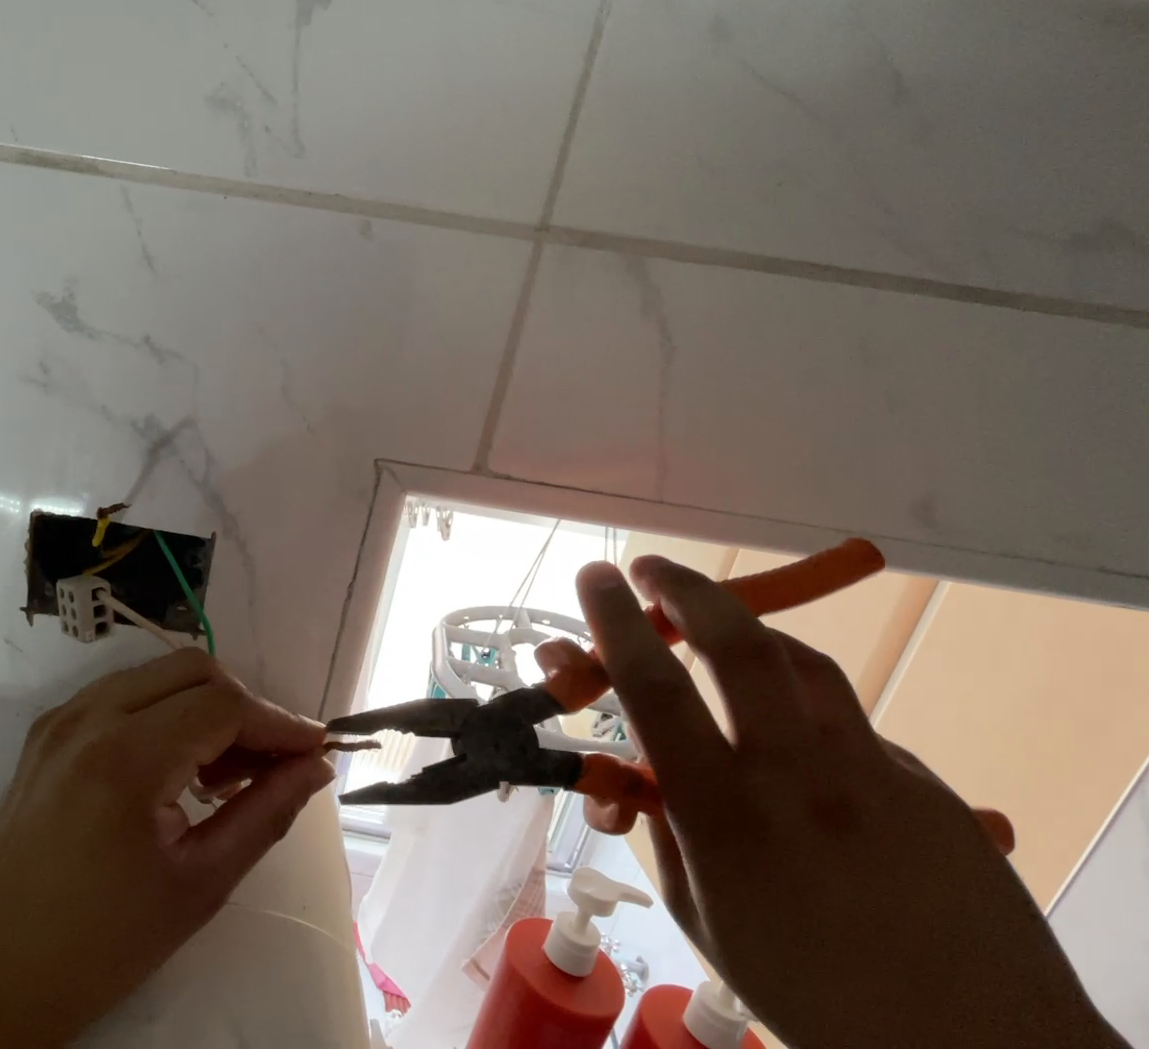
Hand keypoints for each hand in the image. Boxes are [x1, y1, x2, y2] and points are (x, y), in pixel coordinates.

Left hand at [0, 649, 335, 1047]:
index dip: (279, 723)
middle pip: (191, 670)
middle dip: (243, 706)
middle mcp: (87, 718)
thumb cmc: (104, 942)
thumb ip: (265, 813)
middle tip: (268, 765)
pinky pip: (119, 694)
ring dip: (201, 706)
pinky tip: (174, 768)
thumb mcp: (201, 883)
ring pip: (154, 676)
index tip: (316, 750)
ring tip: (224, 773)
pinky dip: (161, 712)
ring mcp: (59, 720)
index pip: (223, 706)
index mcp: (126, 757)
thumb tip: (315, 767)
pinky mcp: (45, 733)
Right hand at [572, 556, 1121, 1048]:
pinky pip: (849, 725)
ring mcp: (871, 771)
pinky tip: (802, 752)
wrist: (974, 1047)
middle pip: (739, 644)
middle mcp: (796, 773)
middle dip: (686, 588)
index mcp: (722, 811)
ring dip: (746, 632)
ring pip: (802, 665)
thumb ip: (659, 827)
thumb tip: (625, 775)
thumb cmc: (802, 985)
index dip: (616, 623)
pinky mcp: (927, 784)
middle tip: (652, 569)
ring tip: (716, 633)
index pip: (654, 689)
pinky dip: (806, 713)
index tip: (596, 576)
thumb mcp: (698, 909)